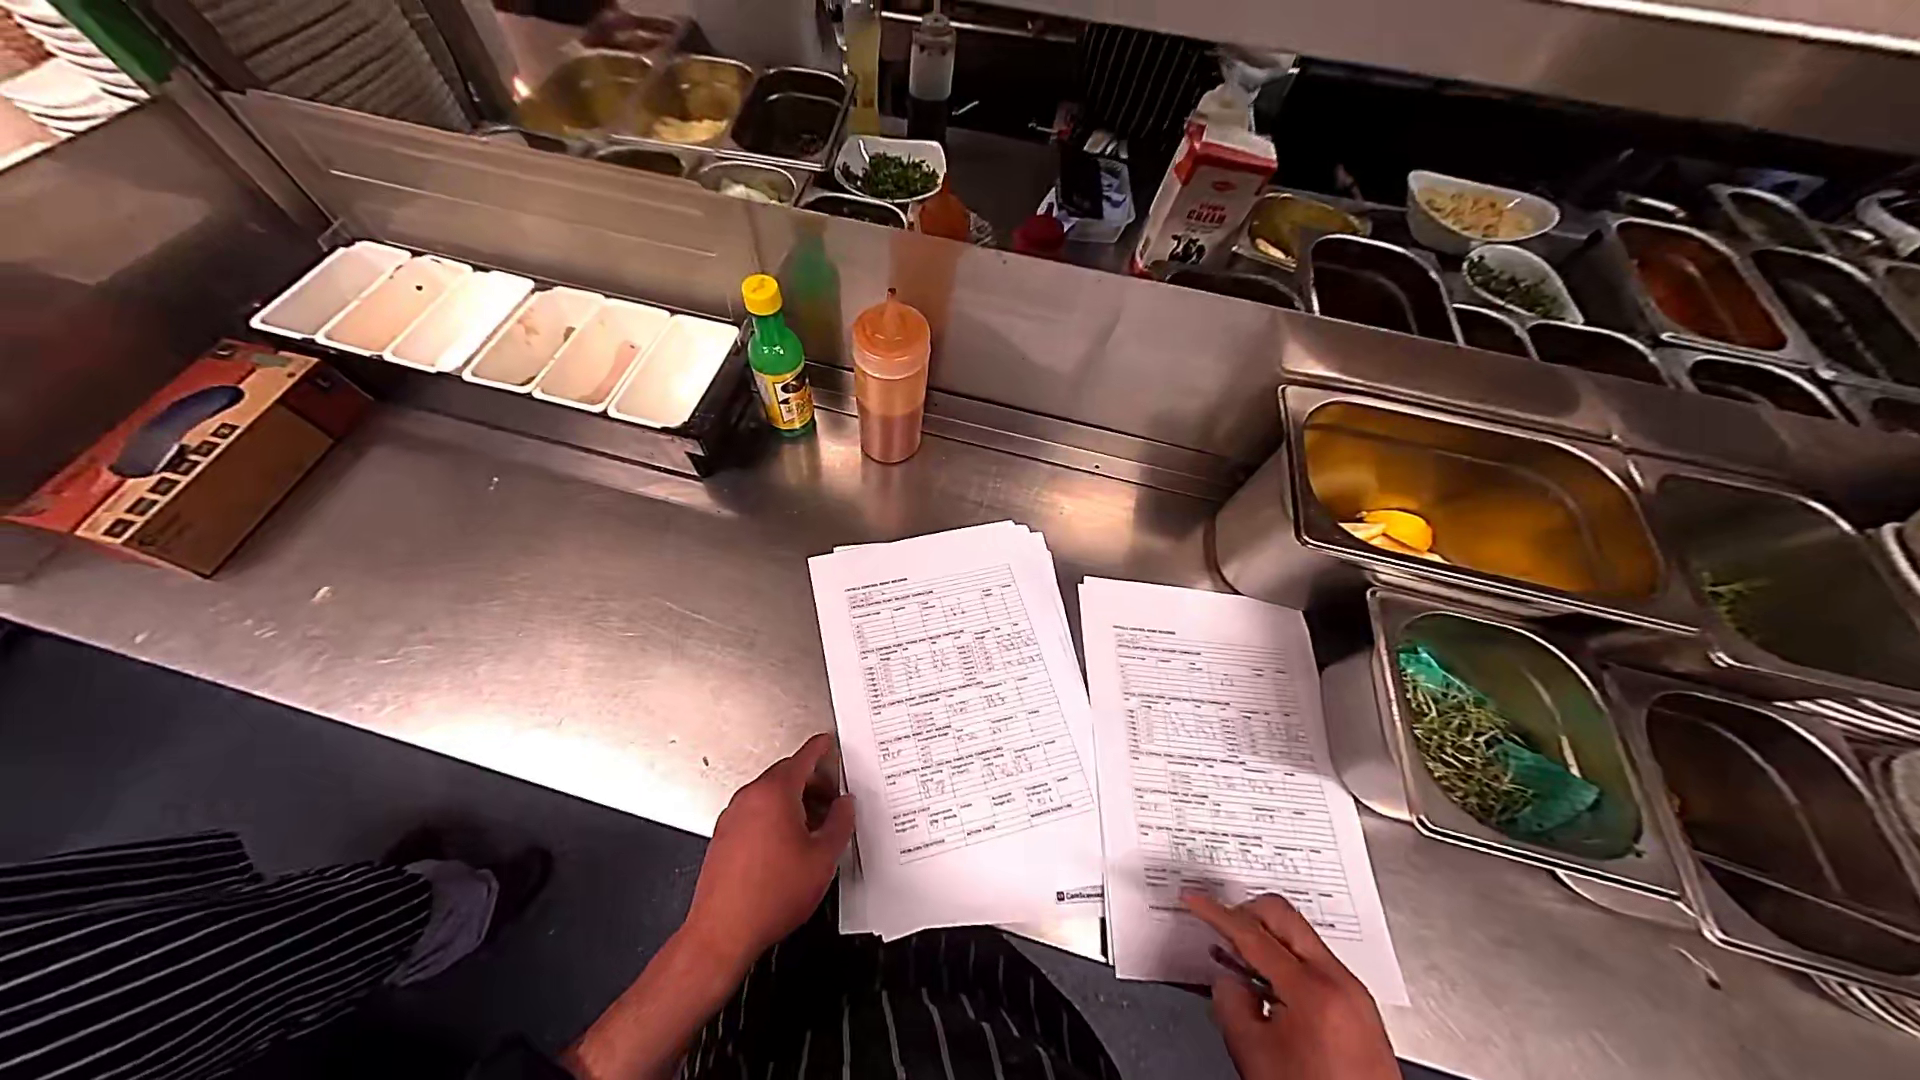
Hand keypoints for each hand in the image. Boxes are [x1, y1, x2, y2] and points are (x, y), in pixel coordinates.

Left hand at [683, 733, 854, 974]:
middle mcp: (750, 797)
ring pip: (770, 795)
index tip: (828, 743)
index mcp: (775, 792)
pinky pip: (755, 813)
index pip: (804, 756)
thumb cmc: (768, 897)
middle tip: (833, 798)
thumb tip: (845, 807)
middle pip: (787, 774)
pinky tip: (789, 846)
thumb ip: (841, 822)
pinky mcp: (724, 836)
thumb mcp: (824, 857)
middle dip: (814, 783)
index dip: (822, 749)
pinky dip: (775, 817)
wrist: (723, 933)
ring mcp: (733, 816)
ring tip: (814, 829)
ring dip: (795, 802)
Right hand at [1184, 892, 1397, 1079]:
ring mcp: (1355, 993)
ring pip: (1301, 935)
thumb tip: (1226, 979)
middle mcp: (1339, 982)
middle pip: (1283, 916)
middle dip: (1245, 913)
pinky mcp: (1360, 1008)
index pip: (1252, 933)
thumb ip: (1228, 1001)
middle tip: (1221, 927)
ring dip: (1267, 938)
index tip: (1195, 900)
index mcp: (1312, 991)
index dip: (1216, 913)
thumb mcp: (1252, 1053)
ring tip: (1243, 965)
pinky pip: (1317, 961)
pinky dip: (1288, 960)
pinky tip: (1271, 988)